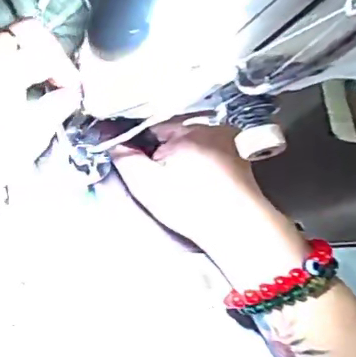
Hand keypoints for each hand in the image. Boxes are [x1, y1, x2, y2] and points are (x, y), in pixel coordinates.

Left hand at [0, 18, 81, 217]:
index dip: (67, 73)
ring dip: (21, 54)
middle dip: (46, 51)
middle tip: (57, 78)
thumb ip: (57, 104)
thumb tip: (70, 93)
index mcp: (3, 62)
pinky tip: (1, 85)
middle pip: (24, 31)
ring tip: (33, 82)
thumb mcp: (34, 132)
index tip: (73, 92)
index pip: (47, 55)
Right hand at [111, 122, 308, 284]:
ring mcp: (229, 140)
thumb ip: (125, 159)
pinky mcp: (242, 155)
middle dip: (166, 153)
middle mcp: (209, 128)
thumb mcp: (146, 185)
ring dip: (188, 158)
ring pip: (195, 143)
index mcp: (184, 131)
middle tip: (167, 184)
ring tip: (188, 188)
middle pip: (175, 134)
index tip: (144, 170)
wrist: (237, 228)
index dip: (142, 150)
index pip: (151, 128)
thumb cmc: (192, 207)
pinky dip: (206, 165)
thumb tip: (113, 143)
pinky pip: (214, 152)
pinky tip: (205, 186)